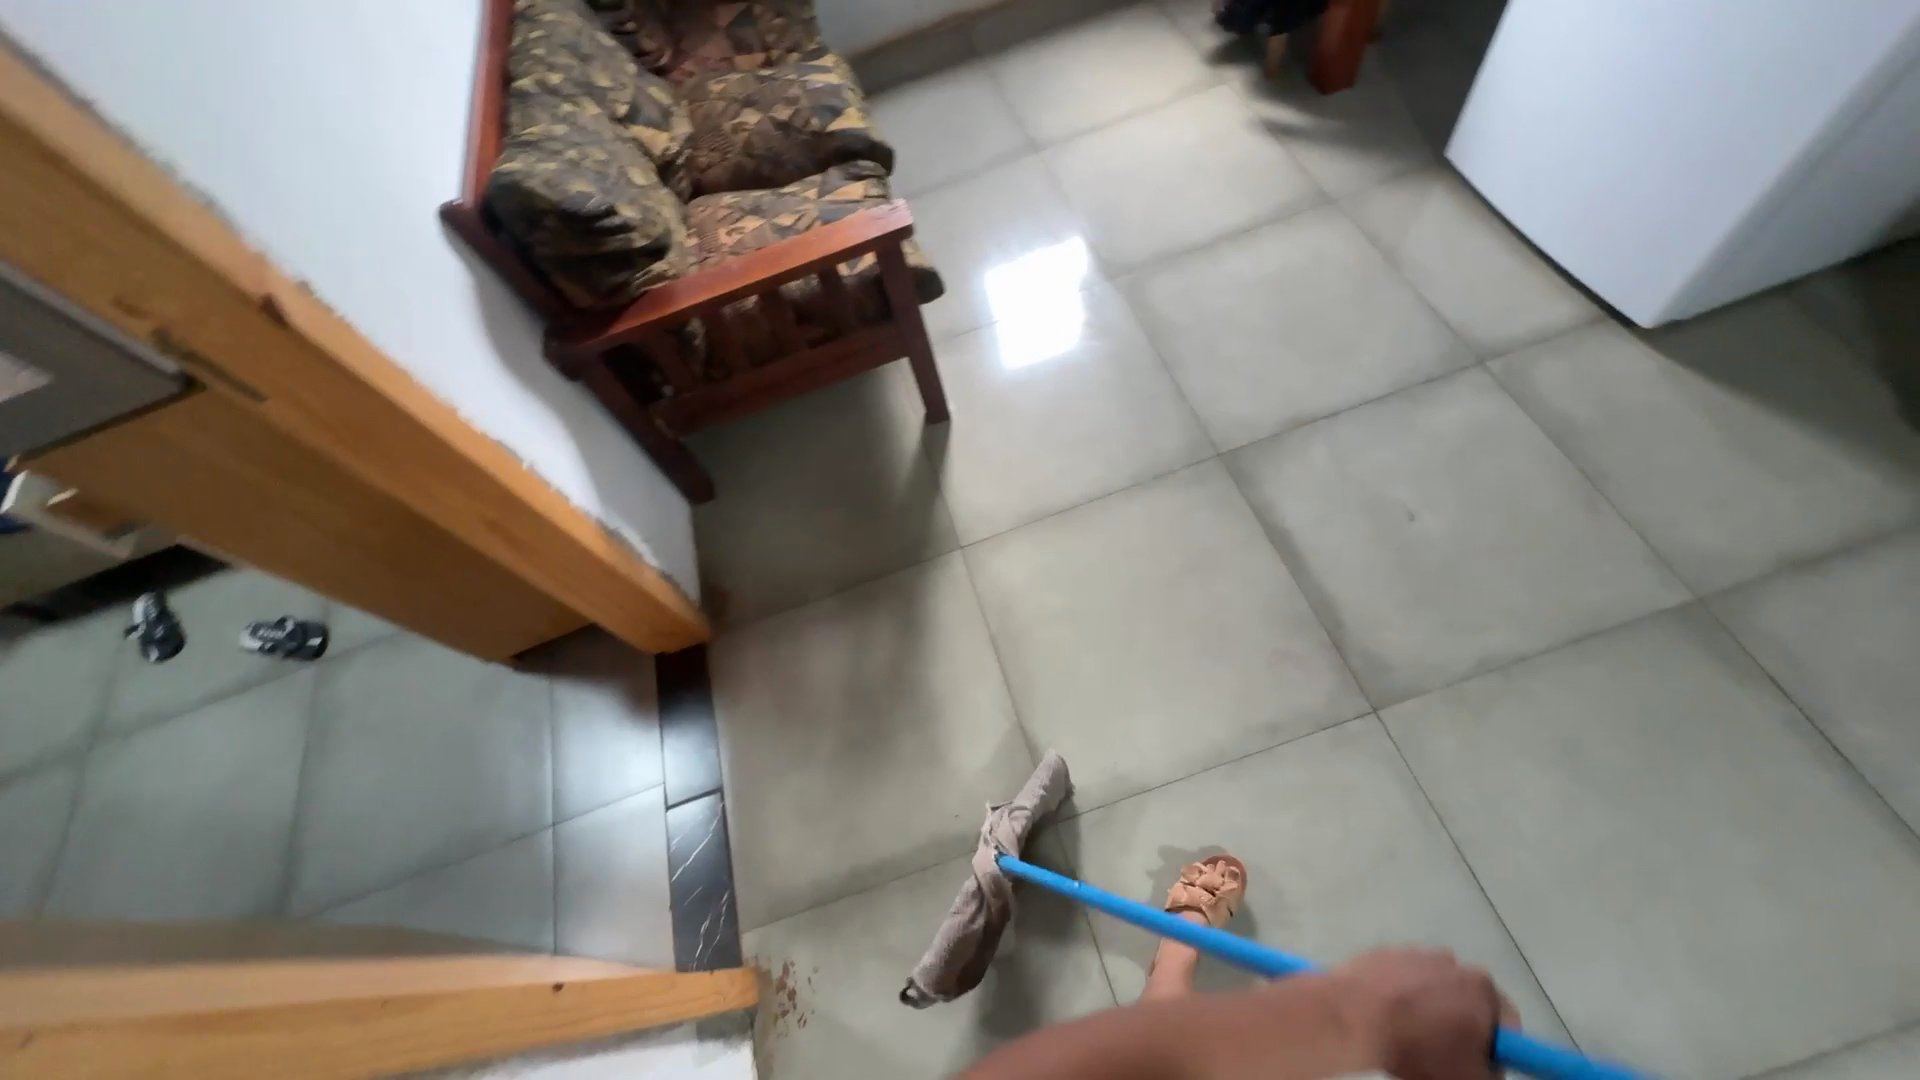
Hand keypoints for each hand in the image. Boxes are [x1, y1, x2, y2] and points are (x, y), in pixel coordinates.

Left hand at [1326, 948, 1508, 1079]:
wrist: (1349, 1021)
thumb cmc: (1418, 1052)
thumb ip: (1492, 1072)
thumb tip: (1486, 1064)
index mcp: (1481, 989)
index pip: (1506, 1020)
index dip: (1498, 1045)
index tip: (1482, 1061)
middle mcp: (1448, 962)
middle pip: (1465, 998)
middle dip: (1460, 1021)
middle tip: (1444, 1051)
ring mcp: (1408, 952)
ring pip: (1429, 985)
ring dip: (1426, 1005)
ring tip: (1407, 1033)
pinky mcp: (1376, 953)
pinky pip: (1397, 977)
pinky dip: (1395, 993)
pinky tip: (1383, 1016)